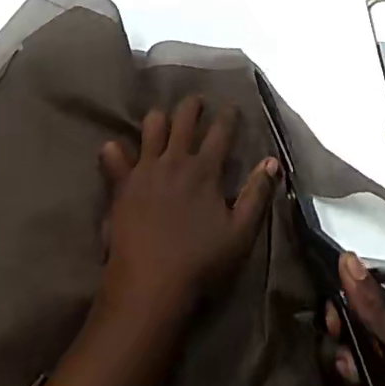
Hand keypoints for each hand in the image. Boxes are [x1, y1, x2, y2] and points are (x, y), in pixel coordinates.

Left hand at [97, 95, 278, 310]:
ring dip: (159, 118)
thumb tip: (272, 161)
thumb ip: (256, 194)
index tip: (231, 106)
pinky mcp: (121, 182)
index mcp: (204, 170)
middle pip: (184, 117)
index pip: (220, 132)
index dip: (228, 115)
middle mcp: (174, 159)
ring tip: (163, 120)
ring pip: (151, 125)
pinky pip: (112, 153)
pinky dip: (115, 149)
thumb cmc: (200, 261)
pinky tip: (119, 151)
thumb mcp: (240, 233)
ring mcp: (144, 168)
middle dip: (193, 105)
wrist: (151, 283)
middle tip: (197, 102)